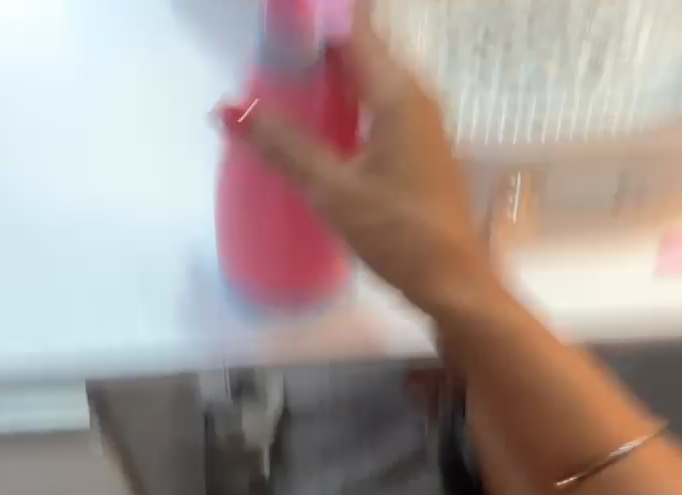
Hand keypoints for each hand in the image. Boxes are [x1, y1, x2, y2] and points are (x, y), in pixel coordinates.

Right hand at [215, 1, 499, 318]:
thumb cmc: (398, 234)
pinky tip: (321, 133)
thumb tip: (229, 111)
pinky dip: (347, 111)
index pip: (353, 30)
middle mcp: (416, 97)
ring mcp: (421, 125)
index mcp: (398, 93)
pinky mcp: (419, 152)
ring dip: (331, 84)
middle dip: (317, 54)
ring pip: (370, 84)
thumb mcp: (334, 191)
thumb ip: (284, 148)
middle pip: (361, 53)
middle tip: (271, 66)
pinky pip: (377, 111)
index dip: (315, 25)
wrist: (451, 282)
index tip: (277, 34)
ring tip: (286, 94)